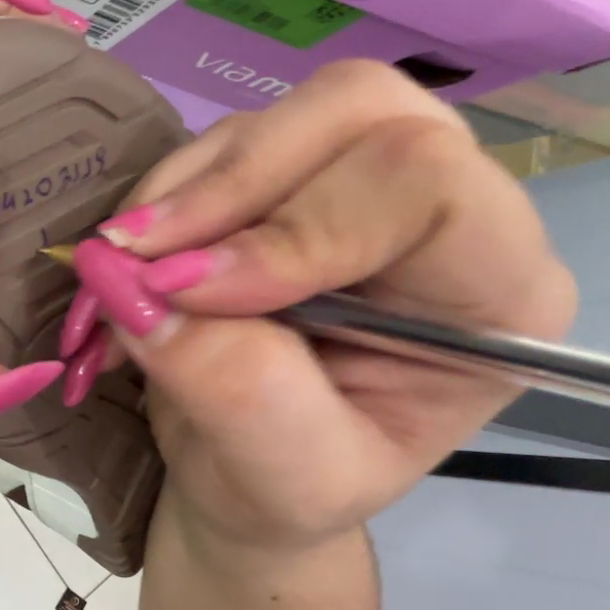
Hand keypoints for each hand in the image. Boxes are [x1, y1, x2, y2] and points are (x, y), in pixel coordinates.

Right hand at [65, 61, 577, 555]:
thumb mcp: (281, 477)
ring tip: (118, 282)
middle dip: (224, 186)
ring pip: (270, 122)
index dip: (291, 228)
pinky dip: (148, 208)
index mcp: (492, 294)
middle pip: (352, 112)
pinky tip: (125, 275)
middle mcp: (441, 218)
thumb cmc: (284, 496)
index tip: (181, 293)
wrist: (244, 485)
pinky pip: (209, 153)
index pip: (421, 186)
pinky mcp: (277, 190)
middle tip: (132, 258)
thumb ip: (231, 386)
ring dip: (174, 197)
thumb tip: (133, 288)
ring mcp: (351, 191)